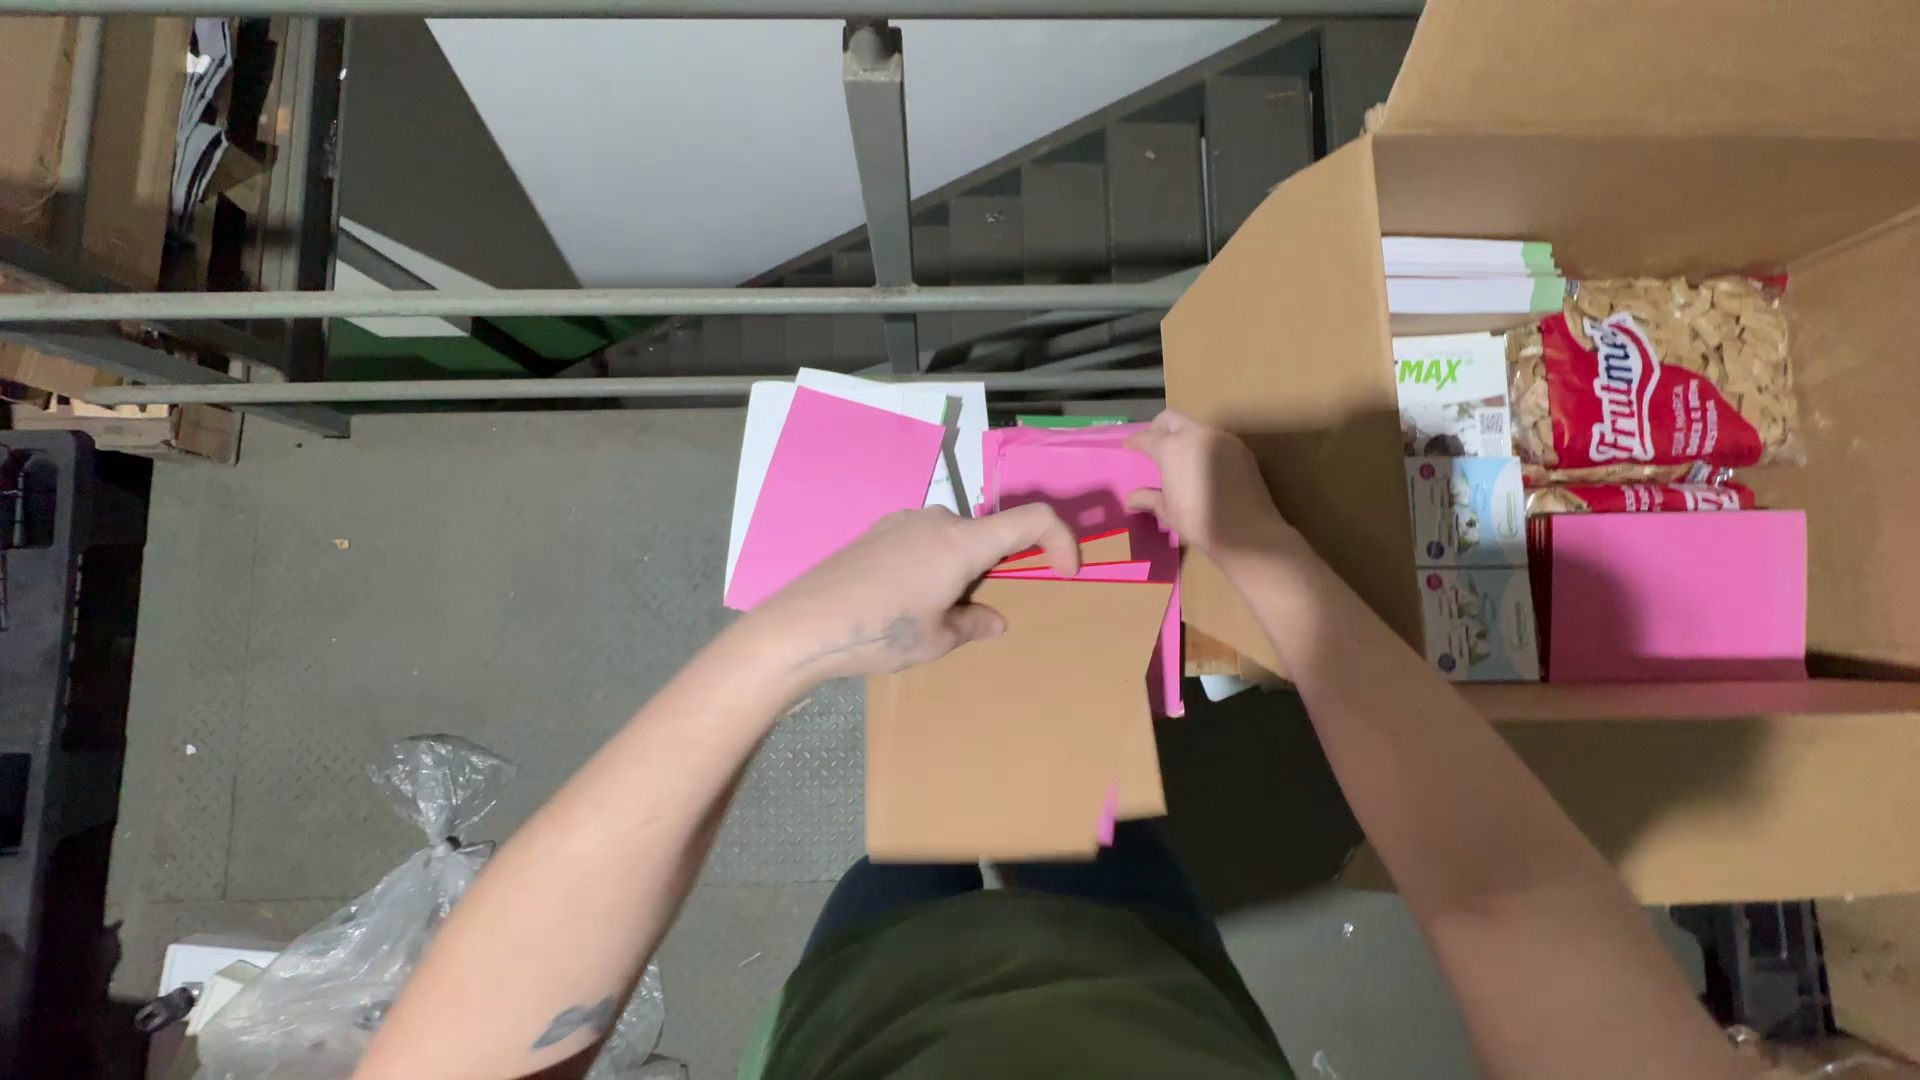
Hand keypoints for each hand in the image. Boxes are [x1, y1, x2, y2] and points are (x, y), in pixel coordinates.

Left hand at [748, 504, 1079, 679]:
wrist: (803, 624)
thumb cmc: (879, 632)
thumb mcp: (935, 639)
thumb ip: (973, 622)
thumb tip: (993, 620)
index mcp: (961, 542)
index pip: (1032, 519)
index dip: (1062, 539)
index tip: (1066, 571)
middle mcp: (936, 520)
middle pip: (988, 532)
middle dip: (997, 569)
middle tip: (974, 611)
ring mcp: (902, 521)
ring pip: (954, 537)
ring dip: (962, 568)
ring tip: (931, 612)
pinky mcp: (878, 530)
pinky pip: (924, 539)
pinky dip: (934, 563)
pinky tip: (903, 599)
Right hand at [1124, 410, 1291, 559]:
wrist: (1247, 532)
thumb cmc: (1198, 522)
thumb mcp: (1167, 511)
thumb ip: (1148, 497)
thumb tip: (1131, 498)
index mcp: (1172, 448)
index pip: (1147, 437)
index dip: (1135, 442)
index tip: (1129, 447)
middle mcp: (1197, 435)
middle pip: (1171, 418)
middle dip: (1157, 428)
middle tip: (1152, 444)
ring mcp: (1222, 439)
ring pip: (1195, 428)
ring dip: (1182, 437)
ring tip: (1178, 458)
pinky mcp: (1241, 448)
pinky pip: (1215, 440)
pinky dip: (1202, 447)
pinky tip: (1202, 467)